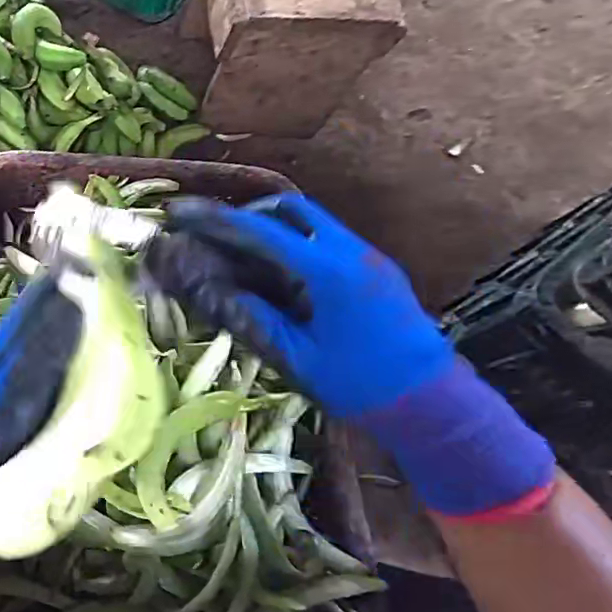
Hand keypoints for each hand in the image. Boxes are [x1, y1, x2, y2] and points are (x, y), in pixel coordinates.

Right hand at [148, 193, 554, 519]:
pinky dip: (294, 242)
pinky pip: (326, 240)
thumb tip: (212, 290)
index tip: (180, 214)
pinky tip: (275, 272)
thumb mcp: (296, 355)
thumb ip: (254, 317)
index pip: (262, 231)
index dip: (216, 221)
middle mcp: (352, 252)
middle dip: (248, 213)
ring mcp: (367, 258)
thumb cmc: (360, 384)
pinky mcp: (374, 270)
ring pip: (312, 221)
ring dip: (272, 227)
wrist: (430, 402)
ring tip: (238, 252)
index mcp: (330, 272)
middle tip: (214, 232)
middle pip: (291, 209)